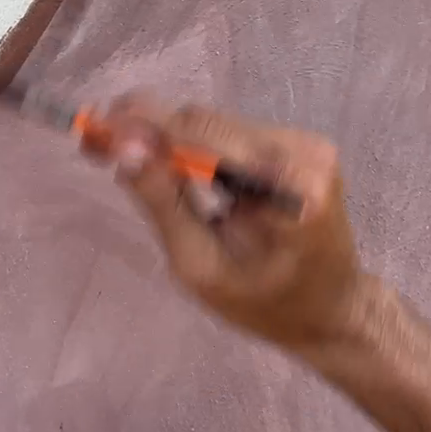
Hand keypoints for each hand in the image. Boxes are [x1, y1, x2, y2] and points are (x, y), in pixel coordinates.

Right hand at [92, 93, 365, 348]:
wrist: (333, 309)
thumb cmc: (265, 305)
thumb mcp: (201, 268)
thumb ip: (163, 204)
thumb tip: (123, 149)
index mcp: (290, 191)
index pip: (204, 137)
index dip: (145, 126)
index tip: (97, 122)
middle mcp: (303, 152)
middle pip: (205, 123)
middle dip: (147, 129)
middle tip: (97, 141)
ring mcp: (305, 141)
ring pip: (213, 123)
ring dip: (167, 136)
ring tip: (126, 152)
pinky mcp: (298, 141)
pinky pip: (229, 132)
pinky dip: (193, 143)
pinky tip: (168, 160)